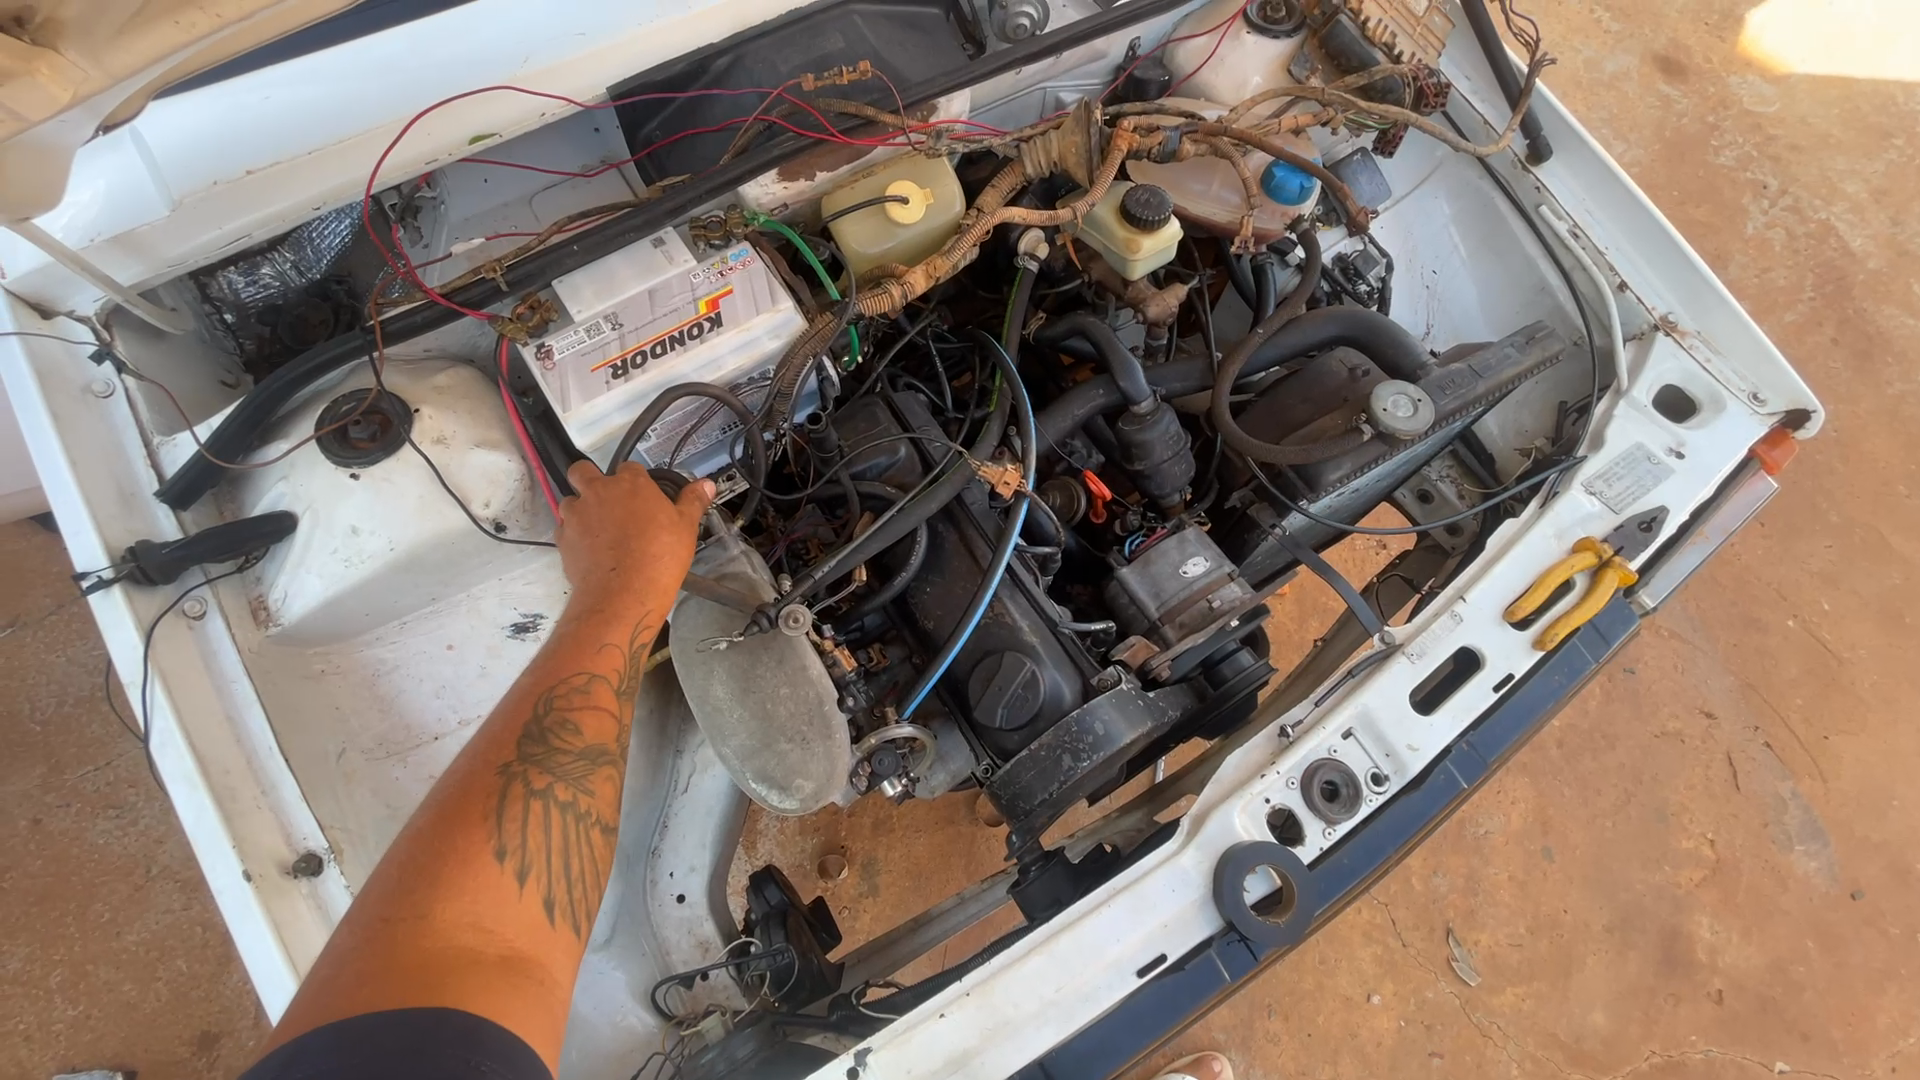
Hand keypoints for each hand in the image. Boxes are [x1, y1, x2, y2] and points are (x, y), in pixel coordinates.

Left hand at [557, 461, 714, 611]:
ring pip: (569, 500)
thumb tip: (706, 484)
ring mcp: (576, 515)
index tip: (643, 494)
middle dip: (590, 478)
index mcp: (631, 484)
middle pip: (582, 470)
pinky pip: (564, 528)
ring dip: (581, 508)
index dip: (635, 479)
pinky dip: (574, 534)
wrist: (624, 592)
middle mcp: (598, 492)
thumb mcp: (686, 527)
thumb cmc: (660, 556)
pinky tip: (591, 549)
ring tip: (599, 527)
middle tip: (608, 499)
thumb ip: (693, 501)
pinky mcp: (562, 539)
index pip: (629, 467)